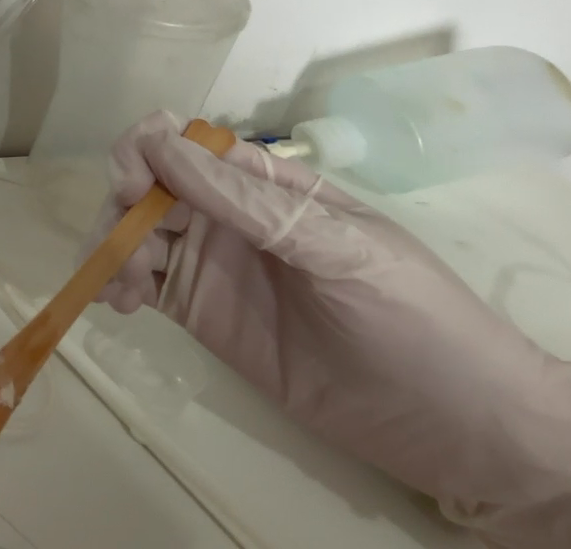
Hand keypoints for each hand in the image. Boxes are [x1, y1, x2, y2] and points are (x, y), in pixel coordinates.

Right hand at [94, 112, 570, 547]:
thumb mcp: (335, 247)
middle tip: (125, 250)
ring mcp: (207, 262)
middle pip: (145, 186)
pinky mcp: (197, 310)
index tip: (133, 186)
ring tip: (124, 288)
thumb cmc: (415, 318)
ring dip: (113, 248)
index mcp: (263, 186)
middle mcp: (224, 216)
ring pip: (133, 233)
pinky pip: (138, 281)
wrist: (458, 428)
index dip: (146, 151)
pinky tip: (116, 303)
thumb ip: (243, 199)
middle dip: (120, 206)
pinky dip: (114, 282)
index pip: (183, 143)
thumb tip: (157, 143)